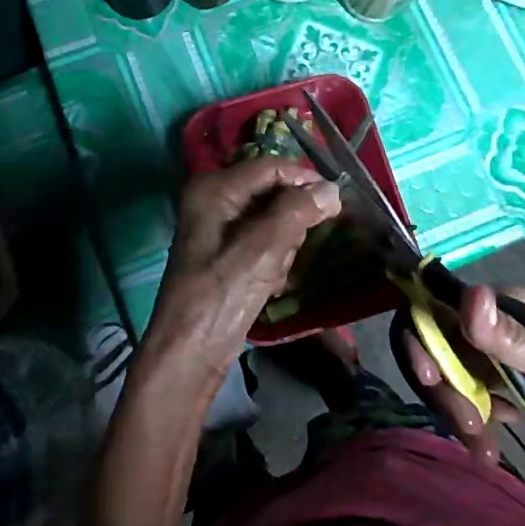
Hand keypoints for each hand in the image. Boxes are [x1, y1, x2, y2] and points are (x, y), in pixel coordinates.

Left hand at [146, 159, 340, 375]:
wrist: (187, 359)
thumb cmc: (219, 300)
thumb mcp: (262, 251)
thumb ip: (297, 212)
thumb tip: (332, 188)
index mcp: (213, 189)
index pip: (271, 166)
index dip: (305, 180)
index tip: (336, 203)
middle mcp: (213, 200)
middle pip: (273, 191)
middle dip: (291, 221)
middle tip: (291, 250)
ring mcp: (219, 228)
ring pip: (273, 219)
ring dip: (284, 245)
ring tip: (274, 274)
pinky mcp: (227, 254)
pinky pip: (265, 243)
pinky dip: (275, 260)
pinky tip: (269, 284)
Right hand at [397, 285, 524, 482]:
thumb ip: (511, 339)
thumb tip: (470, 296)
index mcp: (497, 303)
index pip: (429, 306)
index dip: (418, 340)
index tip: (434, 381)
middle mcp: (487, 319)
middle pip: (430, 341)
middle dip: (438, 386)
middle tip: (467, 426)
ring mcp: (489, 348)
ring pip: (443, 370)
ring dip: (452, 409)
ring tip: (484, 448)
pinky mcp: (495, 377)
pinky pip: (462, 392)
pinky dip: (466, 420)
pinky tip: (489, 445)